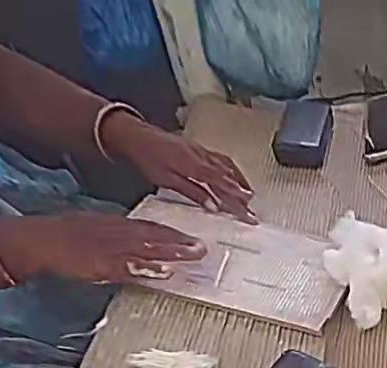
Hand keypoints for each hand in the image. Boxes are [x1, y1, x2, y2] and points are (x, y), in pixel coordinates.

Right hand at [0, 213, 205, 284]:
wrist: (40, 239)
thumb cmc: (67, 237)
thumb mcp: (96, 230)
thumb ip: (120, 238)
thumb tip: (140, 249)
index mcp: (116, 224)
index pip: (151, 227)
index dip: (173, 233)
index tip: (193, 238)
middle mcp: (119, 233)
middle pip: (156, 236)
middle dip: (181, 242)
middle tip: (204, 248)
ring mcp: (113, 248)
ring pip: (149, 249)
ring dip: (173, 253)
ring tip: (194, 256)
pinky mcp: (105, 265)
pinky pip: (131, 268)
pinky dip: (149, 269)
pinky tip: (165, 272)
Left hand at [99, 111, 255, 221]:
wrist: (135, 135)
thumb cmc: (147, 158)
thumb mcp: (167, 180)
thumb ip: (193, 192)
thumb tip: (213, 206)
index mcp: (194, 165)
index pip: (222, 185)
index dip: (237, 200)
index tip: (248, 213)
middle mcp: (201, 156)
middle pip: (228, 178)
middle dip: (242, 196)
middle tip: (252, 212)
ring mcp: (201, 151)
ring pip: (227, 167)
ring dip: (240, 182)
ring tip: (250, 196)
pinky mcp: (197, 148)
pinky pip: (220, 159)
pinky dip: (231, 170)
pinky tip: (234, 176)